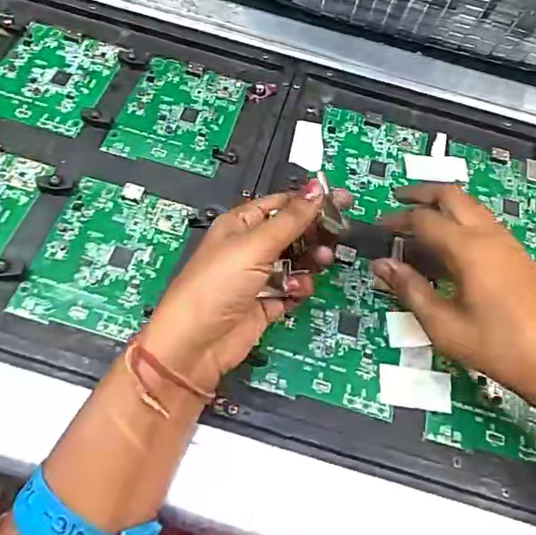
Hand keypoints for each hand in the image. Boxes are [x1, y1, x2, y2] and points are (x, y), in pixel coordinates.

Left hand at [141, 180, 349, 391]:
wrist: (195, 346)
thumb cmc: (213, 287)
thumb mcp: (256, 244)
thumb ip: (291, 218)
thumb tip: (316, 188)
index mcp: (241, 224)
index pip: (283, 204)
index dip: (311, 201)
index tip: (340, 201)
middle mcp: (249, 247)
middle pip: (293, 232)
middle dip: (314, 233)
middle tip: (335, 236)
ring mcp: (257, 276)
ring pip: (296, 261)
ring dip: (309, 262)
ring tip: (319, 263)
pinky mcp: (264, 303)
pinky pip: (292, 290)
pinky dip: (298, 290)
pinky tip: (296, 291)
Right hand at [375, 184, 535, 412]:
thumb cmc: (498, 348)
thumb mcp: (443, 325)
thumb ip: (409, 290)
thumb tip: (383, 266)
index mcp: (469, 249)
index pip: (424, 219)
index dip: (398, 219)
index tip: (381, 227)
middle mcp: (490, 236)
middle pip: (451, 195)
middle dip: (422, 194)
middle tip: (398, 202)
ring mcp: (507, 243)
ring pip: (469, 206)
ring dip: (442, 206)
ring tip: (420, 225)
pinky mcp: (517, 255)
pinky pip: (483, 223)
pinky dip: (460, 221)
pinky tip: (448, 248)